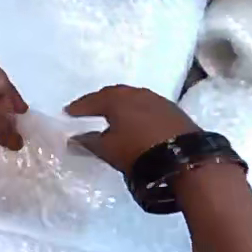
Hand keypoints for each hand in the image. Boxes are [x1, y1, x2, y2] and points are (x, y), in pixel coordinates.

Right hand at [66, 85, 198, 173]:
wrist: (183, 158)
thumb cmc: (138, 150)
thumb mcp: (108, 149)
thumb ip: (88, 142)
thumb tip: (73, 139)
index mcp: (118, 99)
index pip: (93, 100)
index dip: (79, 107)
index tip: (68, 112)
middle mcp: (137, 94)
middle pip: (114, 94)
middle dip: (99, 101)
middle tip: (88, 109)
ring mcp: (158, 100)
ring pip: (132, 98)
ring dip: (120, 105)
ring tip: (111, 114)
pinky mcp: (173, 111)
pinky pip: (147, 106)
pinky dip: (136, 111)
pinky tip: (135, 121)